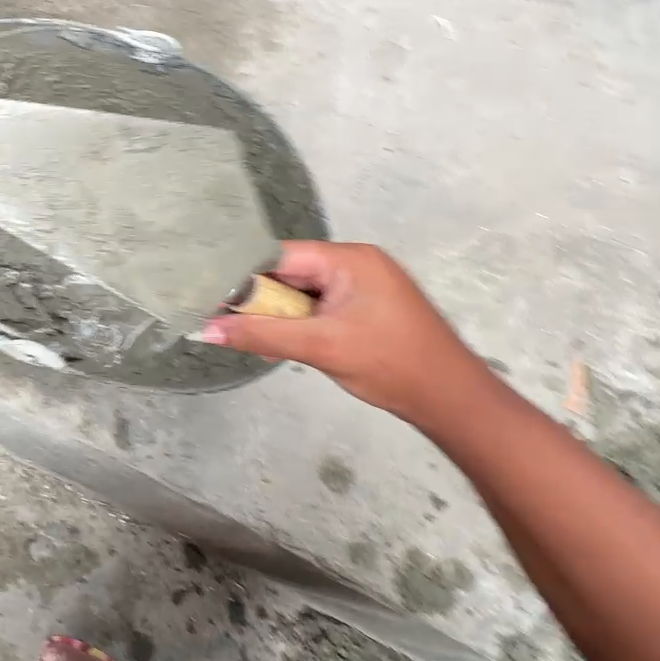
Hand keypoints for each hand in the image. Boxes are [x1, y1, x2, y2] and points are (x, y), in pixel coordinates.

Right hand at [200, 242, 496, 425]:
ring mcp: (360, 286)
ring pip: (297, 293)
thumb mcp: (320, 348)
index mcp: (348, 259)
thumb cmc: (393, 365)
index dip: (241, 275)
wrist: (456, 404)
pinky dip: (294, 323)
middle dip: (257, 299)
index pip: (278, 256)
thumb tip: (204, 329)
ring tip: (245, 335)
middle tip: (222, 321)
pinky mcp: (362, 308)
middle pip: (285, 273)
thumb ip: (260, 334)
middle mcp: (353, 263)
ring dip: (275, 315)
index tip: (207, 296)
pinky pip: (314, 307)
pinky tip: (276, 342)